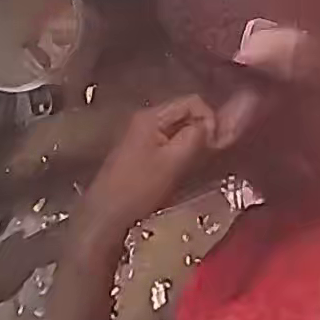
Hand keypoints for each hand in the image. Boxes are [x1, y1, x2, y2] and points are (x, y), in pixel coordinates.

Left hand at [50, 94, 218, 319]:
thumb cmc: (138, 189)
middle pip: (185, 113)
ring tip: (201, 162)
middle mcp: (146, 119)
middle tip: (213, 152)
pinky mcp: (140, 152)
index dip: (209, 117)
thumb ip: (196, 137)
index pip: (192, 101)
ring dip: (193, 141)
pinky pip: (169, 142)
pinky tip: (184, 169)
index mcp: (152, 116)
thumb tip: (214, 124)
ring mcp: (141, 136)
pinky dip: (181, 151)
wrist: (103, 218)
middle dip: (202, 129)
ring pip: (178, 128)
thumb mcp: (173, 162)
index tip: (215, 142)